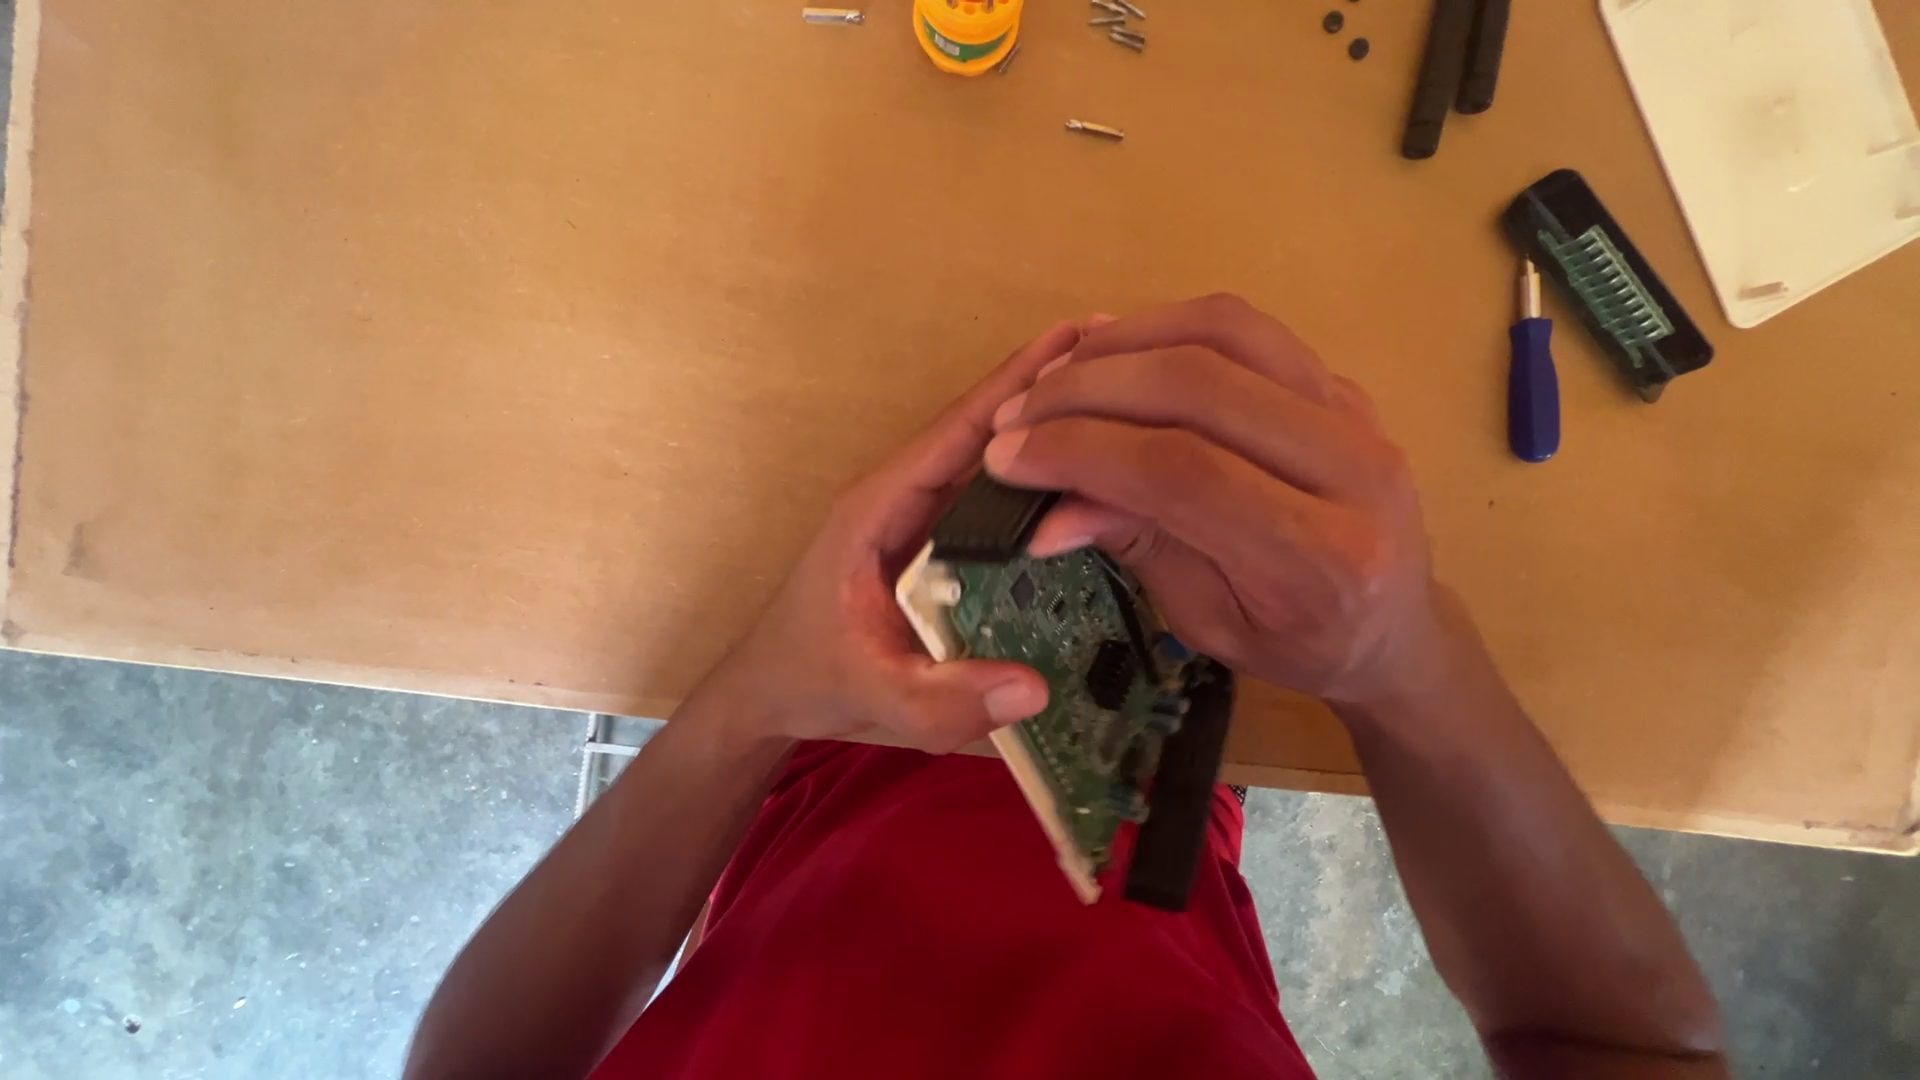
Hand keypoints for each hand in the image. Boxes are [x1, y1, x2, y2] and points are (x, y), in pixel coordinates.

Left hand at [704, 321, 1089, 752]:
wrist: (773, 689)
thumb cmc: (811, 680)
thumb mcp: (875, 698)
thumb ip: (944, 701)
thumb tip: (1037, 686)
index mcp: (876, 510)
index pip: (953, 435)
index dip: (1012, 388)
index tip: (1071, 342)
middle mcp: (897, 498)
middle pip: (975, 434)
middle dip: (1039, 394)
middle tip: (1114, 358)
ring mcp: (912, 516)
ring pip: (981, 460)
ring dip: (1036, 428)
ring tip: (1107, 400)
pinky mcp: (926, 539)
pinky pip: (983, 497)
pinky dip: (1027, 476)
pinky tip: (1072, 474)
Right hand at [982, 294, 1448, 710]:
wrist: (1395, 624)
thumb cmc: (1295, 643)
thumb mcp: (1206, 620)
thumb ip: (1137, 546)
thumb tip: (1044, 511)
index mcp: (1319, 556)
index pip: (1181, 473)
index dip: (1082, 452)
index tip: (1007, 454)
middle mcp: (1353, 467)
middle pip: (1199, 387)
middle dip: (1086, 392)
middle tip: (1018, 412)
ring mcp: (1355, 411)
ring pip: (1223, 333)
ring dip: (1121, 345)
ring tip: (1054, 375)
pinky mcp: (1340, 381)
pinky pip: (1245, 327)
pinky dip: (1164, 325)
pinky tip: (1109, 347)